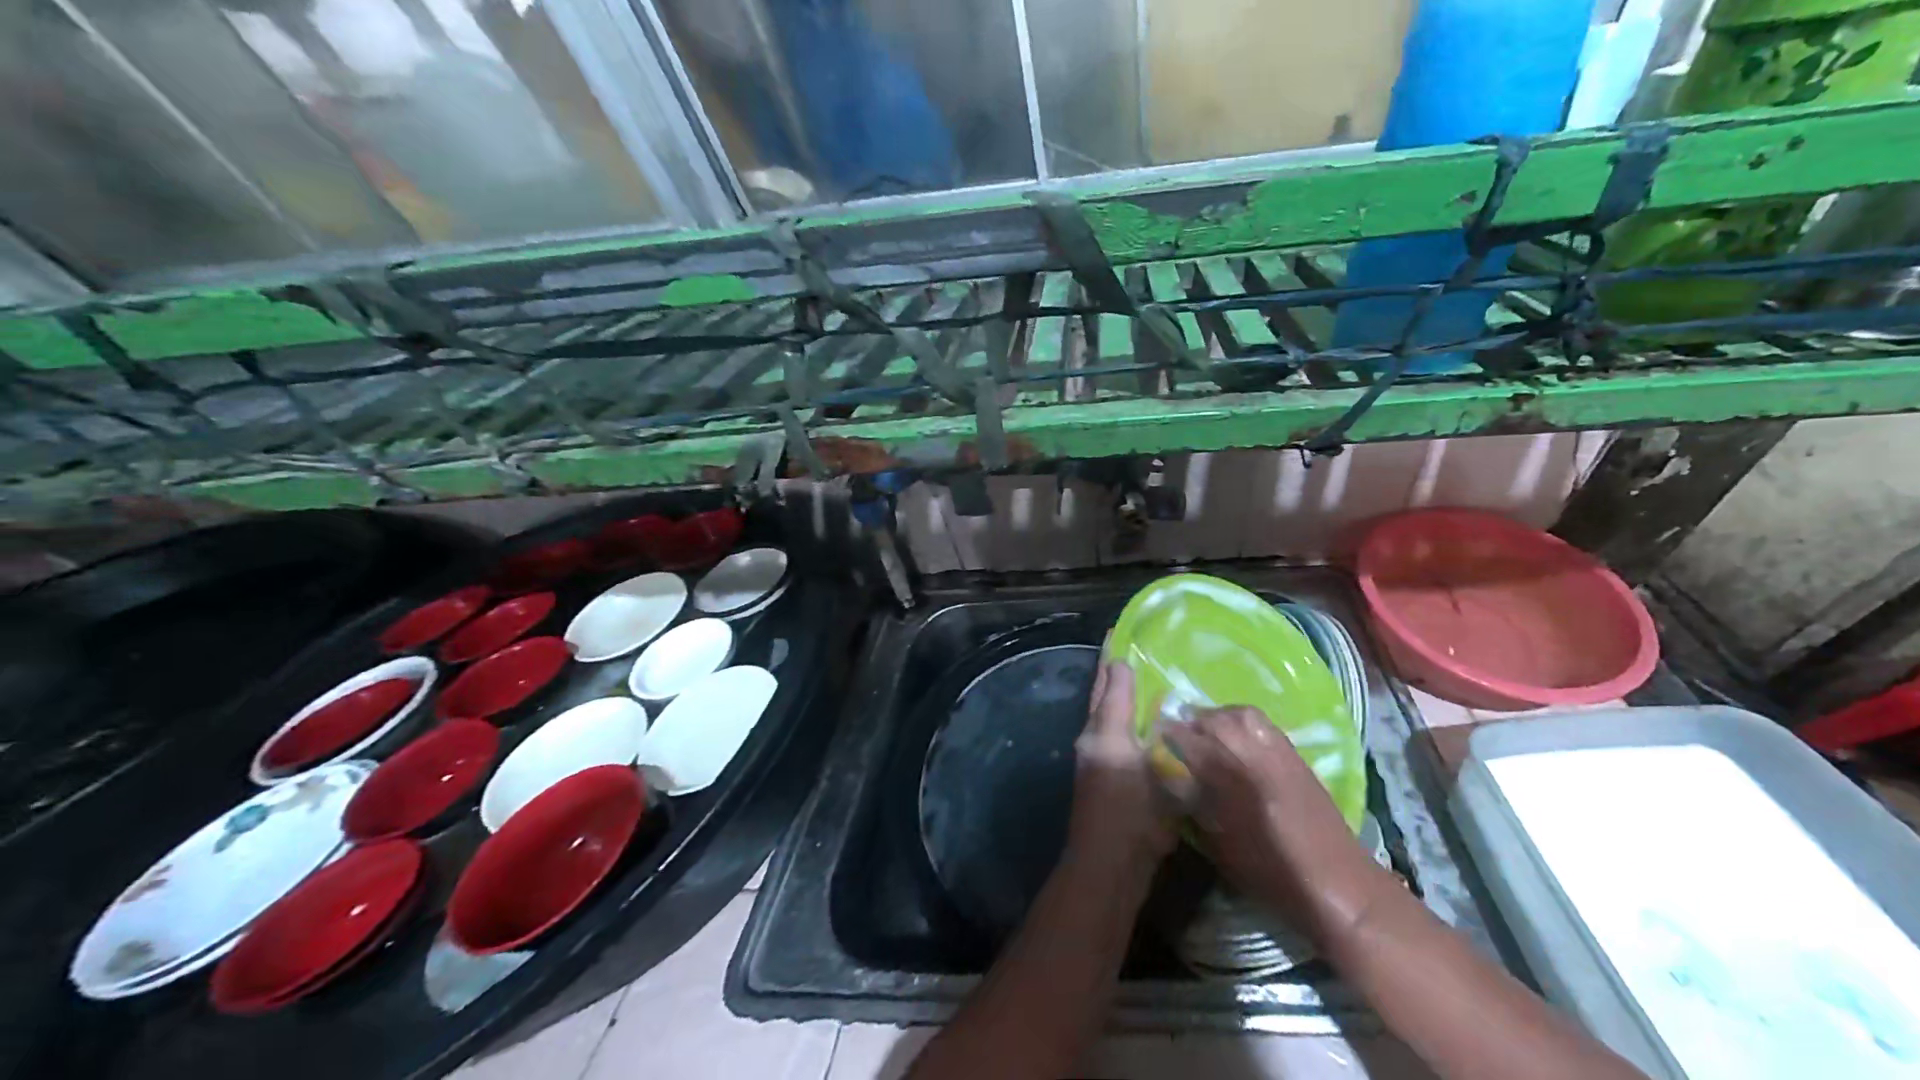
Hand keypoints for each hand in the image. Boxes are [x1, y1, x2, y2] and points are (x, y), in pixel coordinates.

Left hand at [1065, 662, 1174, 878]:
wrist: (1113, 864)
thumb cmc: (1123, 807)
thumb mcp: (1124, 751)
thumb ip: (1121, 708)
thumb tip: (1120, 666)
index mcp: (1099, 729)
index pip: (1105, 682)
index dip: (1111, 656)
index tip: (1120, 631)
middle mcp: (1098, 740)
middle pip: (1107, 698)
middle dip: (1118, 674)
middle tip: (1141, 649)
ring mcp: (1109, 762)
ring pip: (1120, 720)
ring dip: (1131, 699)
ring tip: (1158, 680)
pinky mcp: (1121, 782)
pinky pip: (1132, 742)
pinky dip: (1143, 726)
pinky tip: (1165, 726)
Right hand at [1163, 707, 1383, 946]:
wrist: (1340, 886)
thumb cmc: (1275, 877)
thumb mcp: (1223, 849)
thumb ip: (1197, 809)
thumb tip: (1174, 781)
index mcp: (1237, 785)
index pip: (1192, 745)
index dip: (1170, 738)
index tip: (1154, 739)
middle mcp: (1258, 760)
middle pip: (1218, 721)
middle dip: (1192, 722)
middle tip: (1177, 734)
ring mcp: (1281, 754)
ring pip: (1243, 715)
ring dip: (1217, 717)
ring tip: (1204, 731)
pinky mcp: (1297, 757)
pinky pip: (1263, 725)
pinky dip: (1242, 722)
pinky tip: (1234, 738)